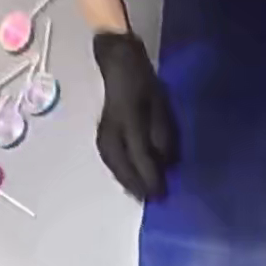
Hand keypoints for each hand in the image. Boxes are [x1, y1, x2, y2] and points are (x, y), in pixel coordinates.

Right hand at [94, 32, 179, 200]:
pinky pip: (111, 162)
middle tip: (153, 201)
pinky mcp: (101, 137)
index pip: (141, 159)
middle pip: (125, 169)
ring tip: (141, 196)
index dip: (152, 179)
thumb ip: (163, 138)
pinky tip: (128, 182)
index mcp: (130, 123)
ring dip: (128, 184)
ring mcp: (104, 136)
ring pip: (115, 169)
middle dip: (139, 187)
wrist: (118, 64)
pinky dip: (120, 175)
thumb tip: (164, 164)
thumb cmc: (145, 85)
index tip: (163, 194)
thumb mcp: (161, 108)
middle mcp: (113, 133)